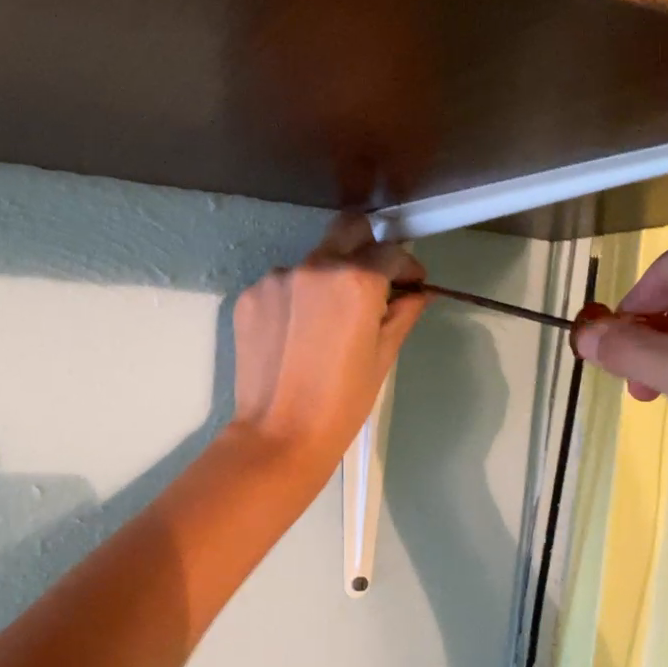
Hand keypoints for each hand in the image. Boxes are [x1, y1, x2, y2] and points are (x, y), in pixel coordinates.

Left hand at [226, 214, 428, 466]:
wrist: (279, 436)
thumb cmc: (342, 404)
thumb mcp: (382, 358)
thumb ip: (402, 313)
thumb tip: (418, 291)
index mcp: (356, 280)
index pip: (390, 251)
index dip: (407, 267)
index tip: (410, 284)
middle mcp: (314, 266)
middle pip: (347, 230)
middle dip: (365, 248)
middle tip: (371, 283)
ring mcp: (276, 278)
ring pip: (311, 260)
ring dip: (326, 279)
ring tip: (326, 323)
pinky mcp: (250, 296)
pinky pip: (282, 285)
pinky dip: (296, 300)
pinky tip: (298, 336)